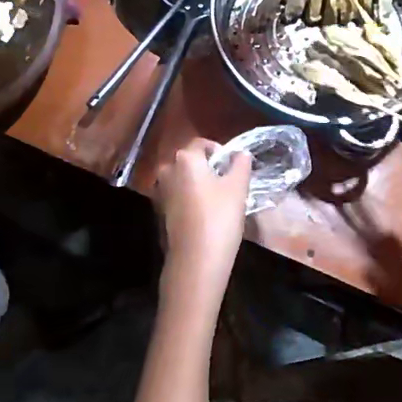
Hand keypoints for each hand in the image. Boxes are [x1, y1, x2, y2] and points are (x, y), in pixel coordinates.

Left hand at [155, 139, 250, 280]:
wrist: (196, 258)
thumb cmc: (219, 216)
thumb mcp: (238, 187)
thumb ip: (241, 164)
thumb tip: (241, 153)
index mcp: (185, 158)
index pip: (201, 143)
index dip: (219, 150)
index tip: (233, 165)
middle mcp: (168, 170)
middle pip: (190, 161)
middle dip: (208, 167)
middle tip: (228, 182)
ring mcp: (161, 191)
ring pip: (184, 179)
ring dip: (199, 183)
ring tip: (219, 199)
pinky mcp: (160, 211)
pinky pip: (178, 196)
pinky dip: (190, 198)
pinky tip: (205, 213)